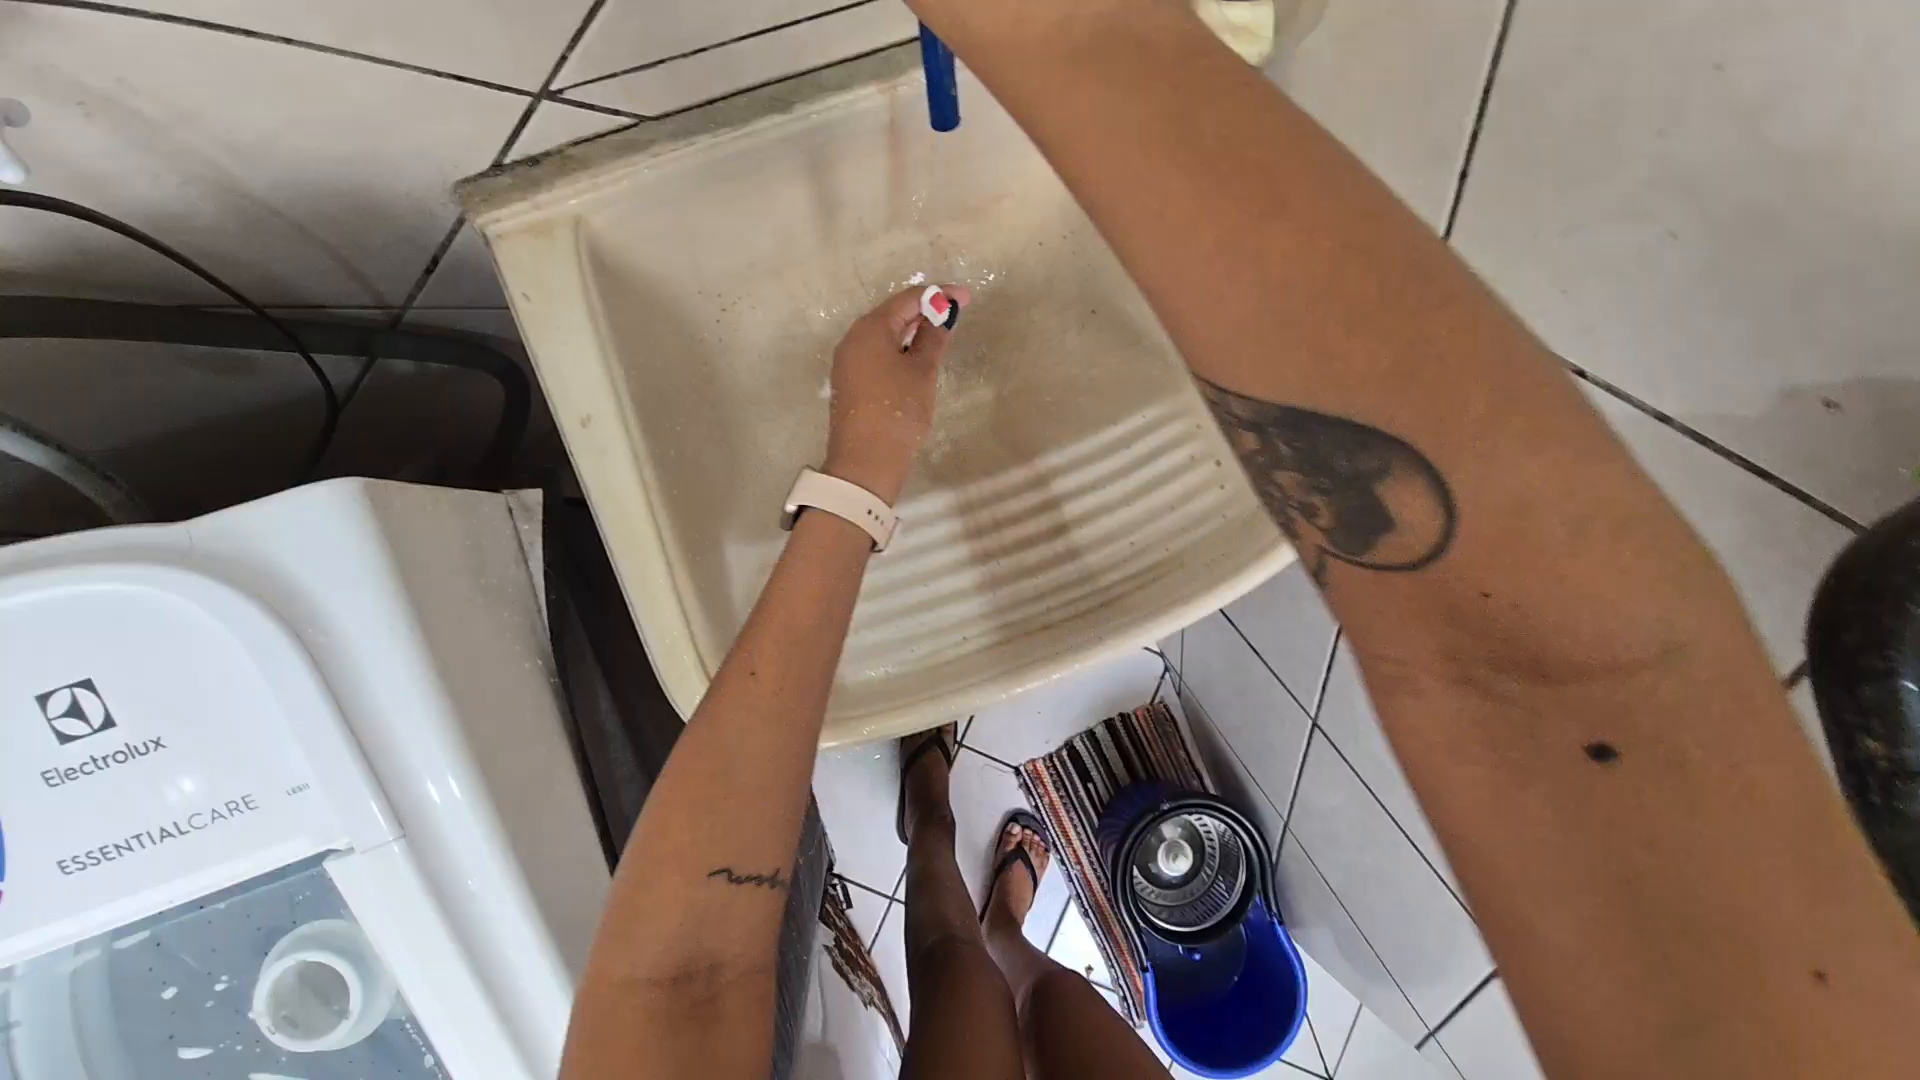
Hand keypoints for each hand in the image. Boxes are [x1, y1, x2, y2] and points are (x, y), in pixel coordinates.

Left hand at [823, 284, 969, 502]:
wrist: (866, 462)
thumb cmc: (898, 412)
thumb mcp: (922, 372)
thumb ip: (933, 338)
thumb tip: (943, 313)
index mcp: (869, 329)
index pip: (907, 299)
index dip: (938, 295)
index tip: (965, 297)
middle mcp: (853, 339)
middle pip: (892, 314)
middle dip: (924, 310)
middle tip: (955, 312)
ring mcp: (849, 362)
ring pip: (884, 335)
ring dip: (911, 330)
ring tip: (940, 333)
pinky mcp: (851, 382)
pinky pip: (877, 353)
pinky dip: (899, 348)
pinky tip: (917, 357)